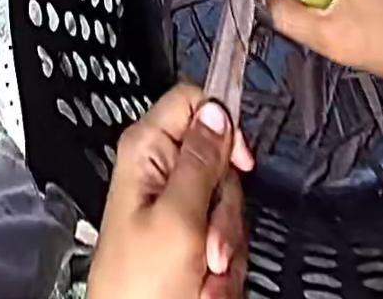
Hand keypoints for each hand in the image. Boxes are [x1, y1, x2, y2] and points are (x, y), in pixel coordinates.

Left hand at [87, 84, 254, 298]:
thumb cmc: (141, 288)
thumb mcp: (177, 220)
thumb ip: (200, 162)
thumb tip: (217, 109)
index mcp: (147, 149)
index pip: (191, 102)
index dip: (222, 123)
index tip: (240, 161)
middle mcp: (160, 170)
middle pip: (218, 159)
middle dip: (224, 209)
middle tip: (209, 244)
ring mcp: (175, 205)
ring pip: (226, 204)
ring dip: (226, 248)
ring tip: (202, 277)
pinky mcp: (187, 239)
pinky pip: (225, 239)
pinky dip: (223, 271)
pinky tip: (205, 289)